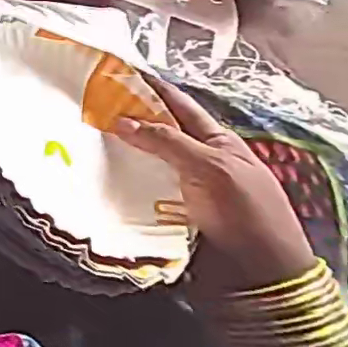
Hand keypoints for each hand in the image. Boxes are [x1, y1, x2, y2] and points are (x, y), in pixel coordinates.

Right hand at [111, 73, 315, 291]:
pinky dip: (122, 182)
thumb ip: (167, 142)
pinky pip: (142, 190)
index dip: (151, 87)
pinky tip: (101, 178)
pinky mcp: (172, 213)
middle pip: (158, 132)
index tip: (119, 72)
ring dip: (121, 152)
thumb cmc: (244, 213)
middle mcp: (199, 160)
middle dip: (129, 119)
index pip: (177, 105)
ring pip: (146, 162)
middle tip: (91, 107)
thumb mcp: (209, 167)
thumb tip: (120, 120)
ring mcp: (184, 188)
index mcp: (217, 141)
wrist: (260, 275)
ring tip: (87, 140)